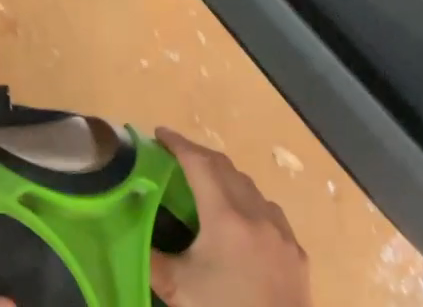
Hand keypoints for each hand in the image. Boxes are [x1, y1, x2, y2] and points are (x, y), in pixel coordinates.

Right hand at [150, 128, 313, 306]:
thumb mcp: (176, 287)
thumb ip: (148, 255)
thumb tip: (125, 232)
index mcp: (224, 218)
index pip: (198, 163)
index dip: (177, 143)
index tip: (158, 134)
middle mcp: (256, 215)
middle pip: (225, 167)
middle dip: (198, 154)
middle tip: (174, 155)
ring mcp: (281, 233)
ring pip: (250, 187)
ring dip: (224, 176)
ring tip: (205, 183)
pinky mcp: (297, 253)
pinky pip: (269, 211)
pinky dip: (248, 200)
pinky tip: (241, 217)